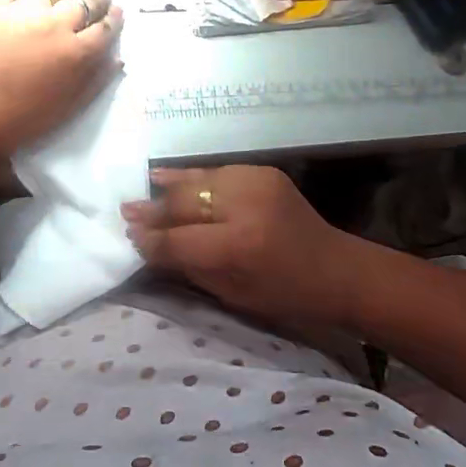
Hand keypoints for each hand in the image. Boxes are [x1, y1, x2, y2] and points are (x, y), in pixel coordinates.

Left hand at [0, 0, 122, 155]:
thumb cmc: (18, 120)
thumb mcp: (65, 109)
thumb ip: (94, 82)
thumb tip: (116, 58)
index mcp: (77, 54)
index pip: (104, 29)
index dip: (114, 20)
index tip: (118, 13)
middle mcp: (56, 25)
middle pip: (84, 3)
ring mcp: (23, 11)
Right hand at [121, 166, 366, 327]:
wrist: (338, 269)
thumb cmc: (285, 294)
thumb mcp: (232, 292)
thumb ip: (188, 265)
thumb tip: (147, 244)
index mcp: (239, 245)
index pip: (179, 238)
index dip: (151, 239)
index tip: (129, 237)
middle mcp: (245, 205)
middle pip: (185, 203)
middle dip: (154, 210)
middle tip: (128, 212)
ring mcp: (256, 182)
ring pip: (198, 181)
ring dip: (169, 188)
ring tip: (142, 190)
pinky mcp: (264, 172)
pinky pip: (217, 174)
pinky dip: (194, 179)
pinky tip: (170, 178)